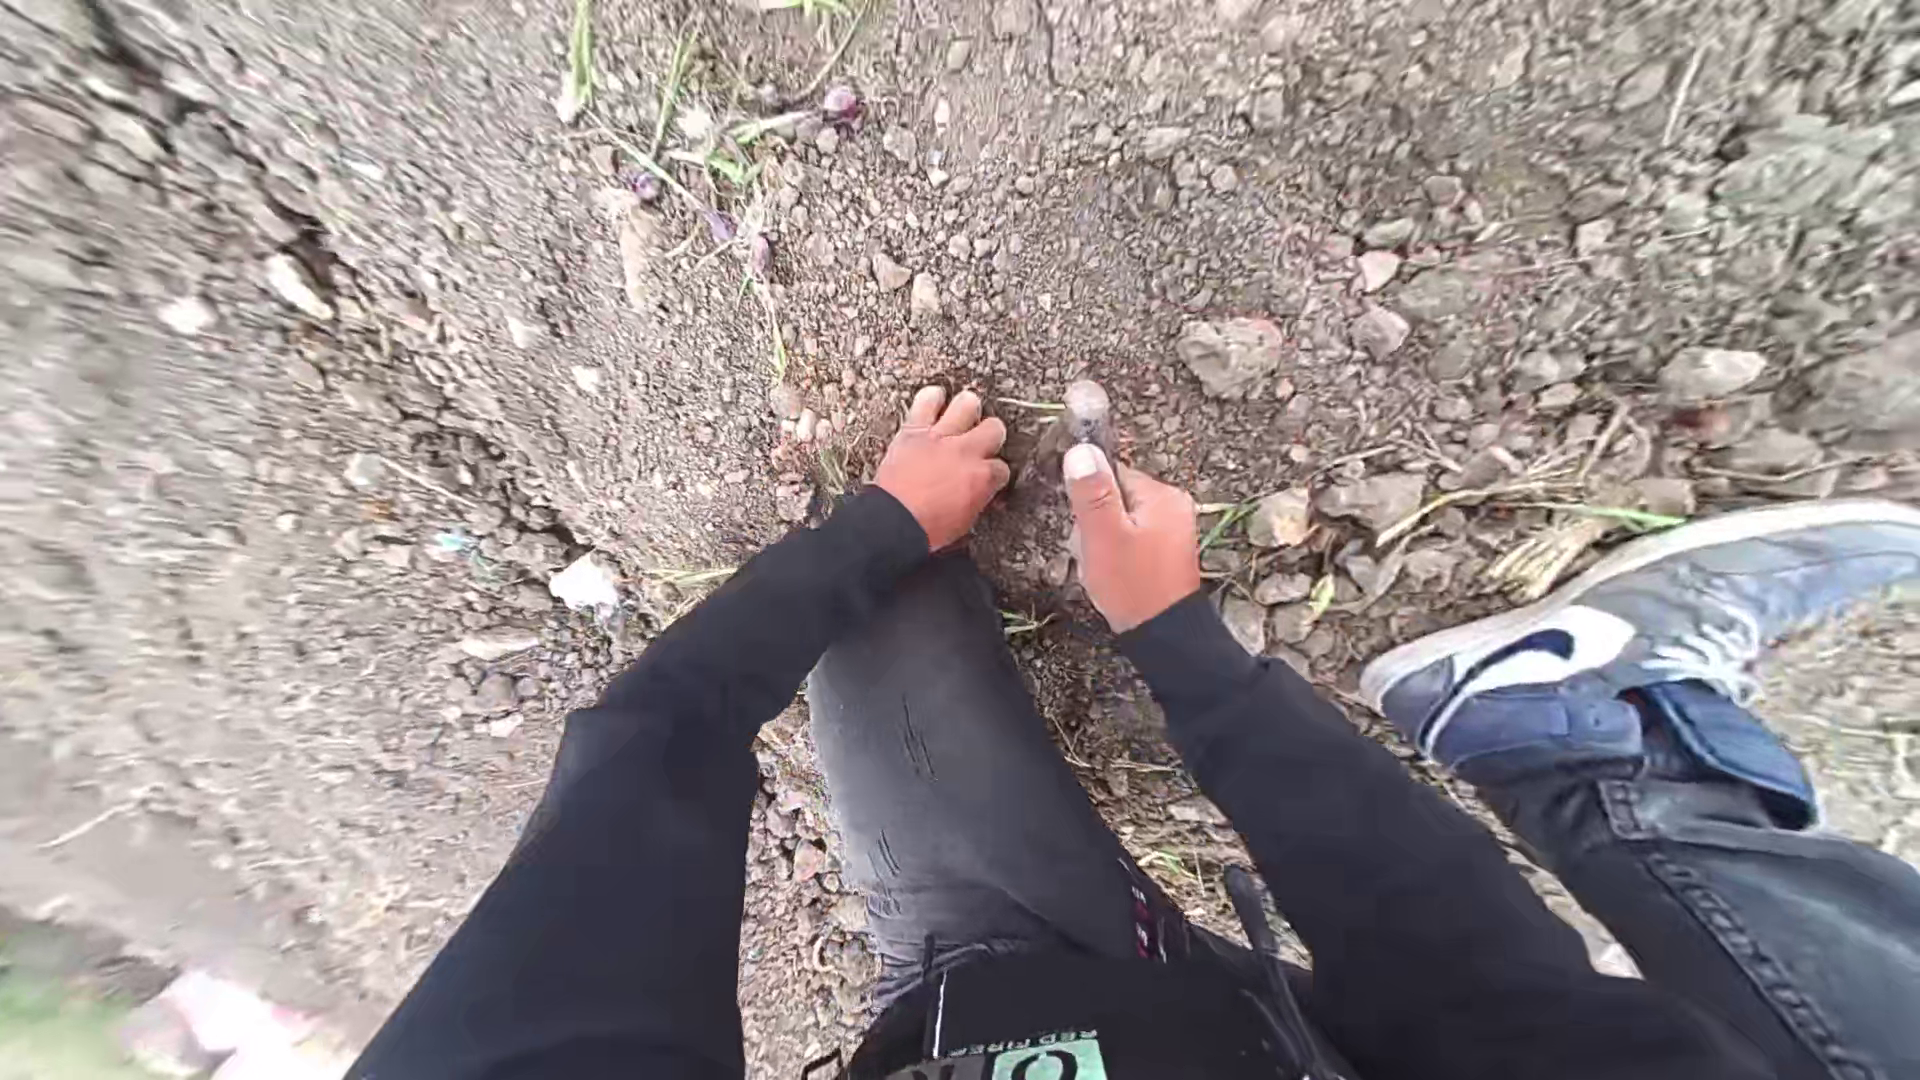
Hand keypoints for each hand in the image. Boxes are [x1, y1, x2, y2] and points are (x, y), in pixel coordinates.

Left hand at [874, 386, 1009, 550]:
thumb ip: (977, 499)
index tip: (988, 477)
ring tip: (962, 416)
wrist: (892, 524)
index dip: (995, 473)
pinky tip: (935, 400)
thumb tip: (979, 493)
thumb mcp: (964, 522)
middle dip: (991, 435)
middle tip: (981, 442)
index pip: (1003, 468)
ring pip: (967, 403)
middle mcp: (966, 452)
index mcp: (982, 478)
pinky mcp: (914, 430)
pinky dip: (932, 398)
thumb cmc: (926, 529)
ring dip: (967, 409)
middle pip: (995, 428)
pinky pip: (927, 400)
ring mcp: (941, 437)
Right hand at [1064, 443, 1200, 631]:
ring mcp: (1170, 531)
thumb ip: (1092, 492)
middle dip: (1095, 525)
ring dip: (1102, 542)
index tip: (1086, 525)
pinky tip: (1113, 574)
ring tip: (1104, 567)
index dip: (1090, 499)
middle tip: (1096, 551)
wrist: (1163, 635)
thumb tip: (1081, 451)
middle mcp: (1172, 507)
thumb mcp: (1104, 535)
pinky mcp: (1164, 551)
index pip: (1111, 475)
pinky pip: (1129, 540)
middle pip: (1114, 499)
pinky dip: (1115, 554)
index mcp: (1161, 496)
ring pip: (1118, 522)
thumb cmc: (1134, 586)